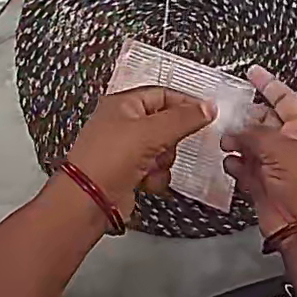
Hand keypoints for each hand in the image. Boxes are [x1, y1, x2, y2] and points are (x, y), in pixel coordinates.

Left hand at [62, 87, 214, 214]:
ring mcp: (126, 149)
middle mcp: (123, 123)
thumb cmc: (109, 159)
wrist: (89, 201)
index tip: (206, 114)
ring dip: (164, 161)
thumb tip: (208, 107)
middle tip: (169, 145)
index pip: (163, 95)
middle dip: (171, 140)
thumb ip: (183, 118)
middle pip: (165, 124)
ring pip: (163, 149)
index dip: (185, 103)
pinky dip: (156, 176)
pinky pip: (156, 169)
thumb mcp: (151, 132)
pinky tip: (145, 181)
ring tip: (152, 166)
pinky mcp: (129, 171)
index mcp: (123, 104)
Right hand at [223, 65, 296, 235]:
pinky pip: (245, 169)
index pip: (284, 98)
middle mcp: (290, 144)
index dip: (268, 84)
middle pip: (263, 122)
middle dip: (245, 118)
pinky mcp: (264, 184)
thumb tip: (235, 130)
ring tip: (225, 142)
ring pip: (250, 145)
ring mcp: (276, 165)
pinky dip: (236, 165)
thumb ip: (253, 133)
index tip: (252, 72)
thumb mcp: (279, 147)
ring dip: (236, 143)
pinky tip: (230, 163)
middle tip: (225, 113)